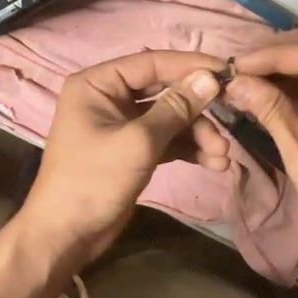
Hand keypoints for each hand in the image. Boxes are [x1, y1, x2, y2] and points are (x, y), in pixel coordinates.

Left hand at [15, 51, 231, 270]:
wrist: (66, 235)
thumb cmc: (94, 180)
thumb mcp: (138, 142)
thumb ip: (176, 108)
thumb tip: (211, 78)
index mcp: (97, 83)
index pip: (151, 62)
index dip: (191, 66)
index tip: (228, 72)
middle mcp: (107, 97)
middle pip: (163, 90)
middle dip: (197, 109)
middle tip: (231, 118)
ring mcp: (120, 124)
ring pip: (169, 117)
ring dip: (197, 133)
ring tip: (222, 155)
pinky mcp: (132, 149)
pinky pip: (165, 139)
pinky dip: (187, 148)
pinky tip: (213, 163)